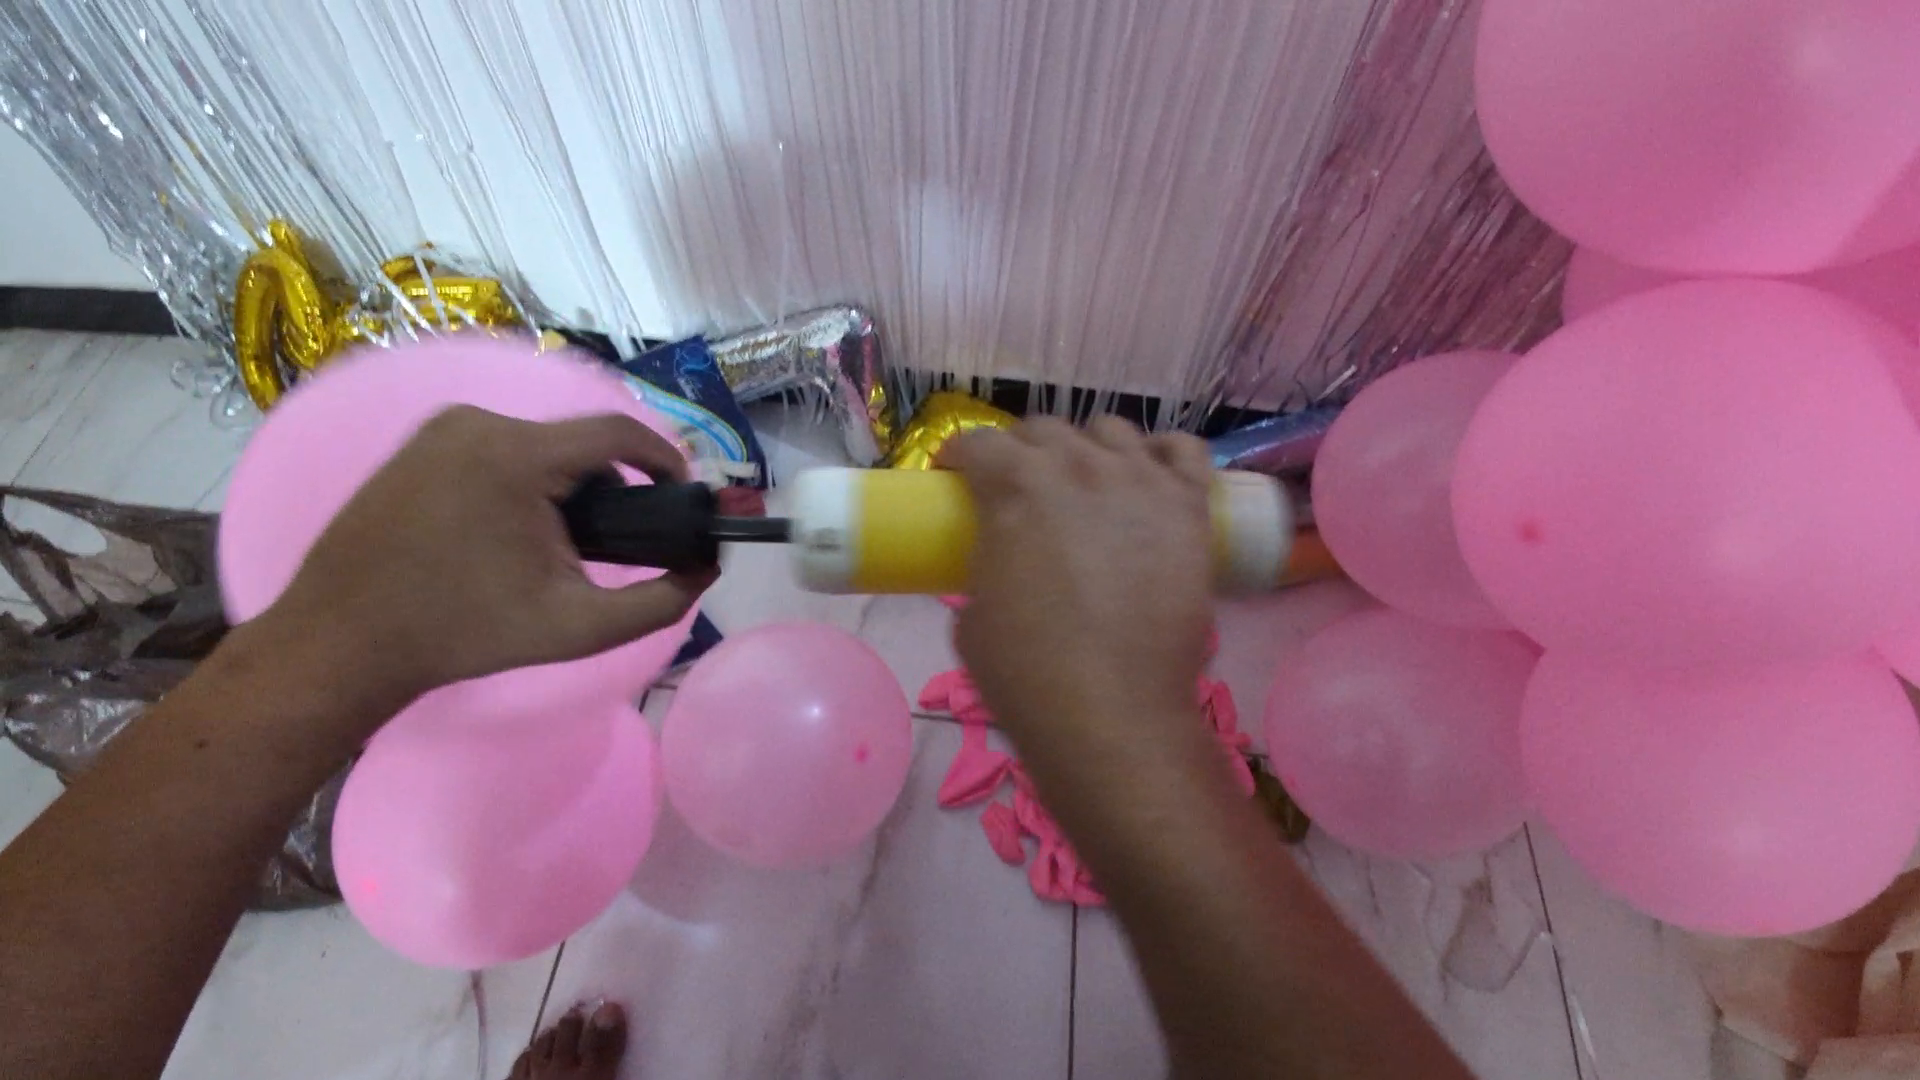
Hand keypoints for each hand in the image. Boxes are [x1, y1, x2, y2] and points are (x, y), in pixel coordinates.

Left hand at [259, 406, 713, 708]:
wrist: (341, 643)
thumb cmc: (466, 633)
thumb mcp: (579, 627)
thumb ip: (660, 601)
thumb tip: (707, 568)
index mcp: (516, 456)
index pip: (618, 432)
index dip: (664, 459)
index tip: (682, 495)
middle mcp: (478, 424)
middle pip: (580, 441)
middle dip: (615, 485)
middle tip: (619, 540)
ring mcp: (441, 430)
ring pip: (542, 444)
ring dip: (572, 485)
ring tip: (568, 543)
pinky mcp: (419, 444)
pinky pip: (503, 448)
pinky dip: (530, 481)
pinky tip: (519, 531)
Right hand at [946, 418, 1214, 750]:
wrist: (1111, 713)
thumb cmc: (1027, 672)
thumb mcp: (972, 613)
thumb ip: (985, 565)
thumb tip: (1000, 558)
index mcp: (1016, 487)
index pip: (978, 443)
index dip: (960, 457)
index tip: (958, 478)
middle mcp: (1079, 466)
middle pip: (1042, 429)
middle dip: (1020, 451)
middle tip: (1018, 489)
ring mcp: (1141, 481)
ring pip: (1110, 430)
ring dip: (1086, 448)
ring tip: (1086, 482)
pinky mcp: (1188, 507)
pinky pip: (1182, 451)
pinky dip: (1161, 455)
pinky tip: (1148, 478)